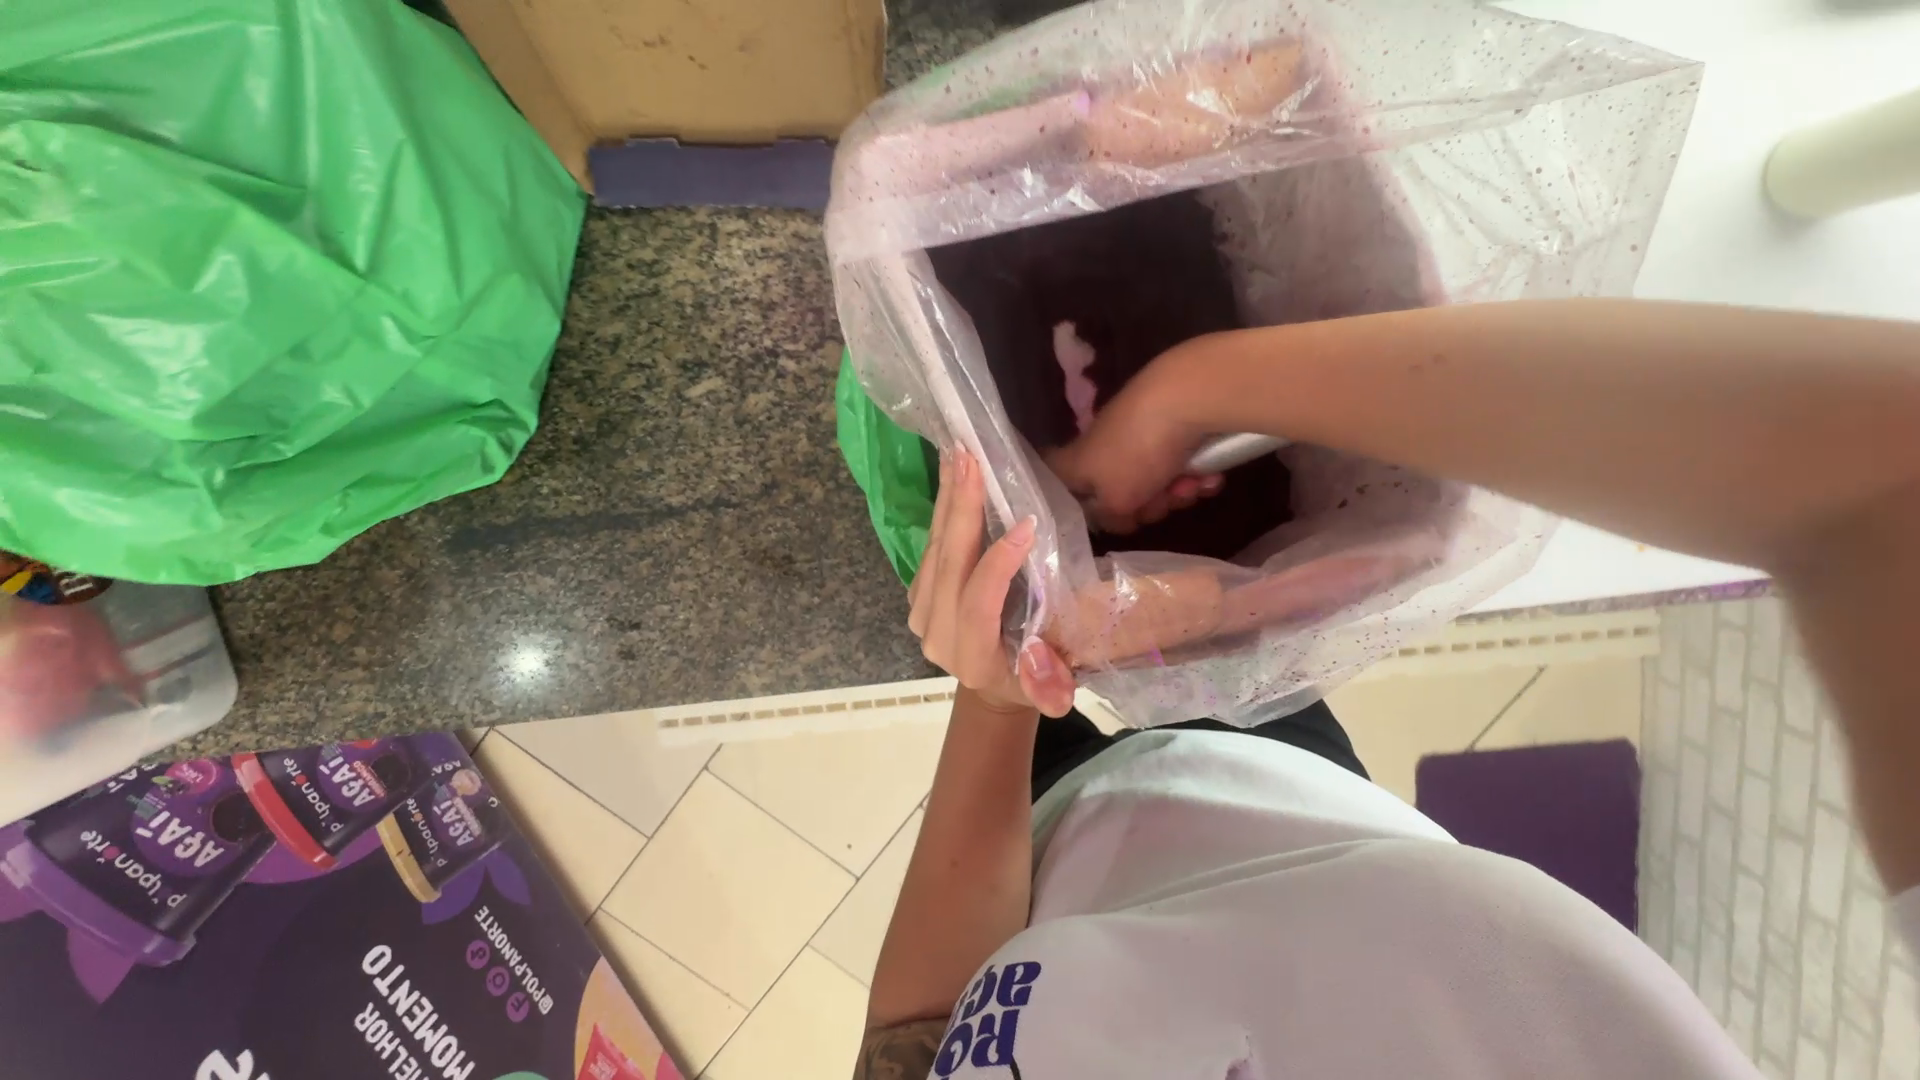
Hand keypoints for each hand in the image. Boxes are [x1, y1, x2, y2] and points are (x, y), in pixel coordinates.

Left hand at [908, 449, 1075, 716]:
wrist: (991, 685)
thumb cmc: (1029, 680)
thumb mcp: (1050, 692)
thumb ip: (1051, 687)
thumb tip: (1043, 658)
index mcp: (970, 657)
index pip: (977, 602)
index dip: (998, 564)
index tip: (1027, 523)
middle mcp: (936, 635)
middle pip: (947, 566)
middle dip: (961, 510)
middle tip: (971, 460)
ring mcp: (921, 612)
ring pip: (933, 550)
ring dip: (947, 499)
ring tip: (958, 455)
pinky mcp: (917, 593)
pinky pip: (928, 546)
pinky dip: (942, 508)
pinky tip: (951, 474)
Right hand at [1043, 358, 1219, 534]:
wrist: (1185, 398)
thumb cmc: (1137, 454)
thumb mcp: (1116, 503)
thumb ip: (1110, 519)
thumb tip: (1118, 519)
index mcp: (1075, 465)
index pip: (1060, 490)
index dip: (1081, 511)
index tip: (1110, 517)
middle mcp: (1100, 451)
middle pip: (1120, 497)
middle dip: (1149, 506)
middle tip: (1161, 501)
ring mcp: (1136, 439)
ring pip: (1156, 484)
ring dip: (1177, 493)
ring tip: (1190, 484)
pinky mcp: (1169, 430)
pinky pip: (1179, 467)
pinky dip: (1195, 475)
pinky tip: (1208, 475)